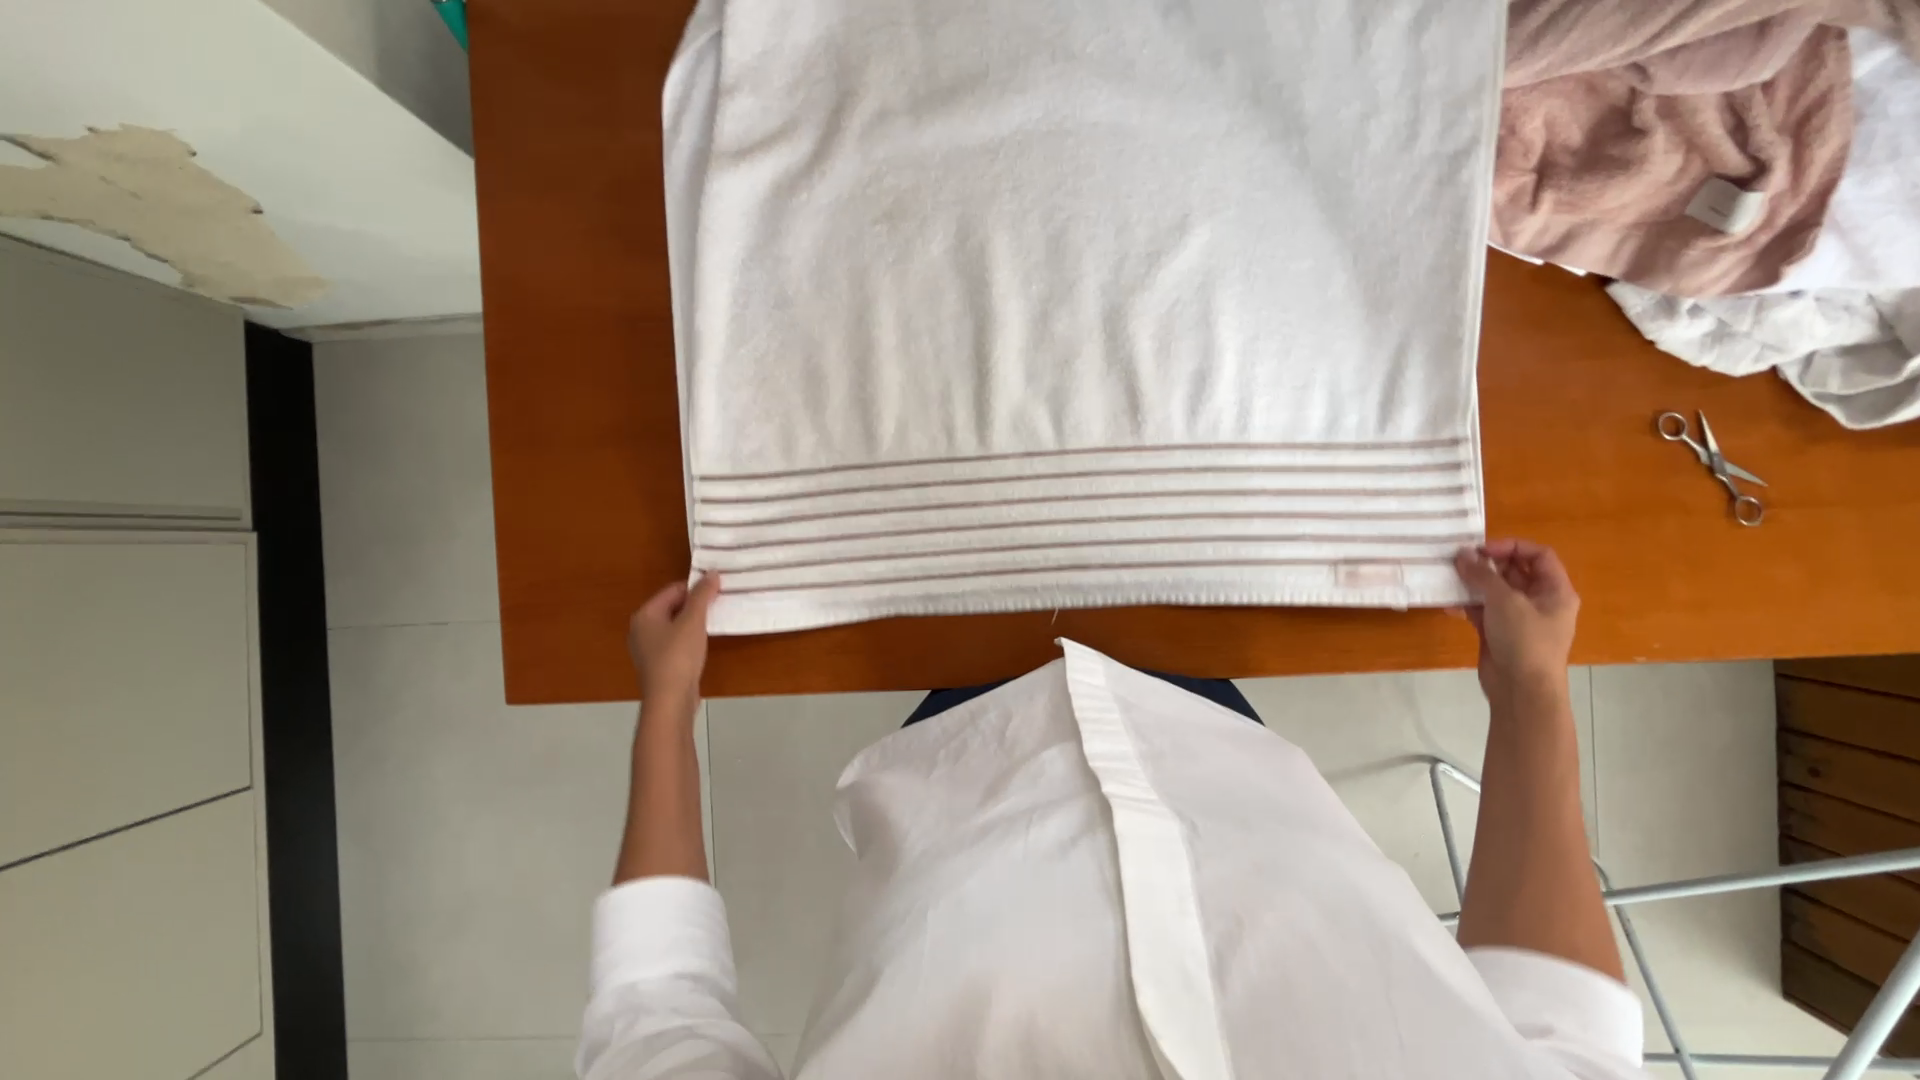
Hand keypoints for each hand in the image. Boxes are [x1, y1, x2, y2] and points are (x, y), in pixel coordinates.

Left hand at [627, 573, 719, 704]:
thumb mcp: (693, 621)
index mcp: (645, 615)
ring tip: (715, 623)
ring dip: (694, 623)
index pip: (673, 590)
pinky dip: (690, 640)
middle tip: (719, 605)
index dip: (696, 588)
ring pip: (675, 626)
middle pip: (672, 607)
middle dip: (696, 606)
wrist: (670, 700)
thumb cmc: (678, 656)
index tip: (718, 590)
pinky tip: (703, 645)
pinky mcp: (659, 665)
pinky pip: (675, 643)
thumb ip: (702, 596)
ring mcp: (648, 649)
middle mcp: (641, 630)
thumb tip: (711, 573)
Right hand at [1453, 540, 1577, 700]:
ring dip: (1473, 583)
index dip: (1511, 547)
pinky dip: (1466, 605)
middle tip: (1460, 561)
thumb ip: (1482, 575)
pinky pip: (1482, 610)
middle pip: (1514, 571)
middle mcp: (1539, 601)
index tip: (1482, 550)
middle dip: (1487, 564)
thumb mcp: (1504, 601)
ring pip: (1494, 591)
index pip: (1538, 555)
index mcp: (1554, 590)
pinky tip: (1448, 604)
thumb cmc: (1524, 640)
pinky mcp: (1499, 632)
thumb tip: (1462, 554)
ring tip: (1450, 578)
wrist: (1522, 688)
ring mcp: (1518, 617)